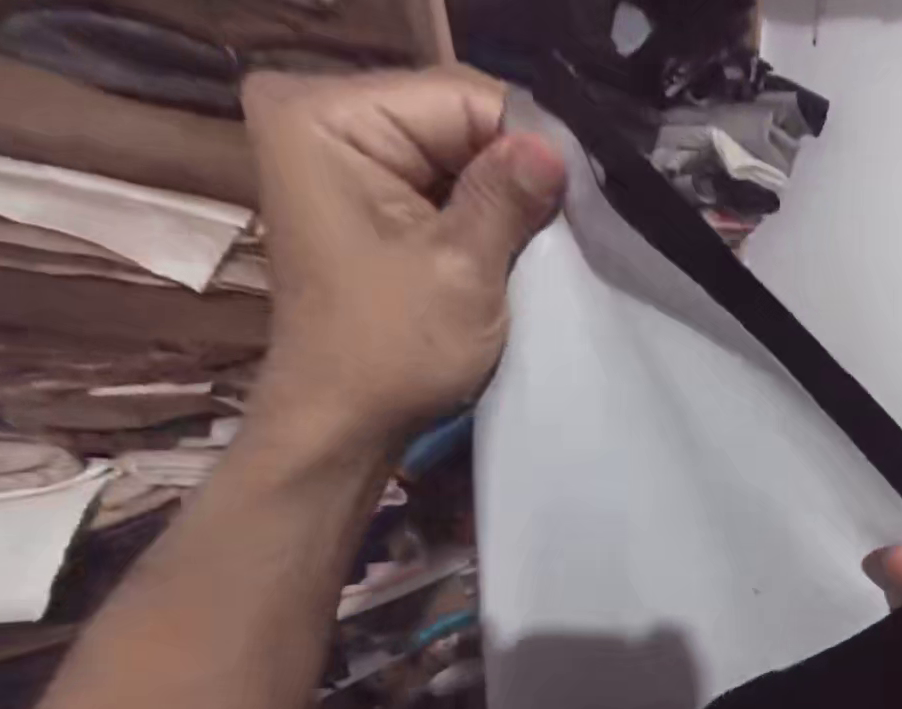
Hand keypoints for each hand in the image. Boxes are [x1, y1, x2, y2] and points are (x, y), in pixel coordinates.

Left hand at [240, 66, 565, 447]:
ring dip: (500, 194)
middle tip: (569, 216)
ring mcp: (337, 157)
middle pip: (452, 119)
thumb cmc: (394, 351)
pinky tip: (510, 241)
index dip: (528, 139)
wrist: (345, 419)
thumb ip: (507, 197)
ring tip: (547, 234)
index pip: (458, 96)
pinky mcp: (359, 196)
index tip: (580, 187)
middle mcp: (321, 118)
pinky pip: (435, 184)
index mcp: (326, 117)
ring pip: (450, 153)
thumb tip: (557, 145)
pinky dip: (477, 212)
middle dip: (513, 167)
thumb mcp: (463, 269)